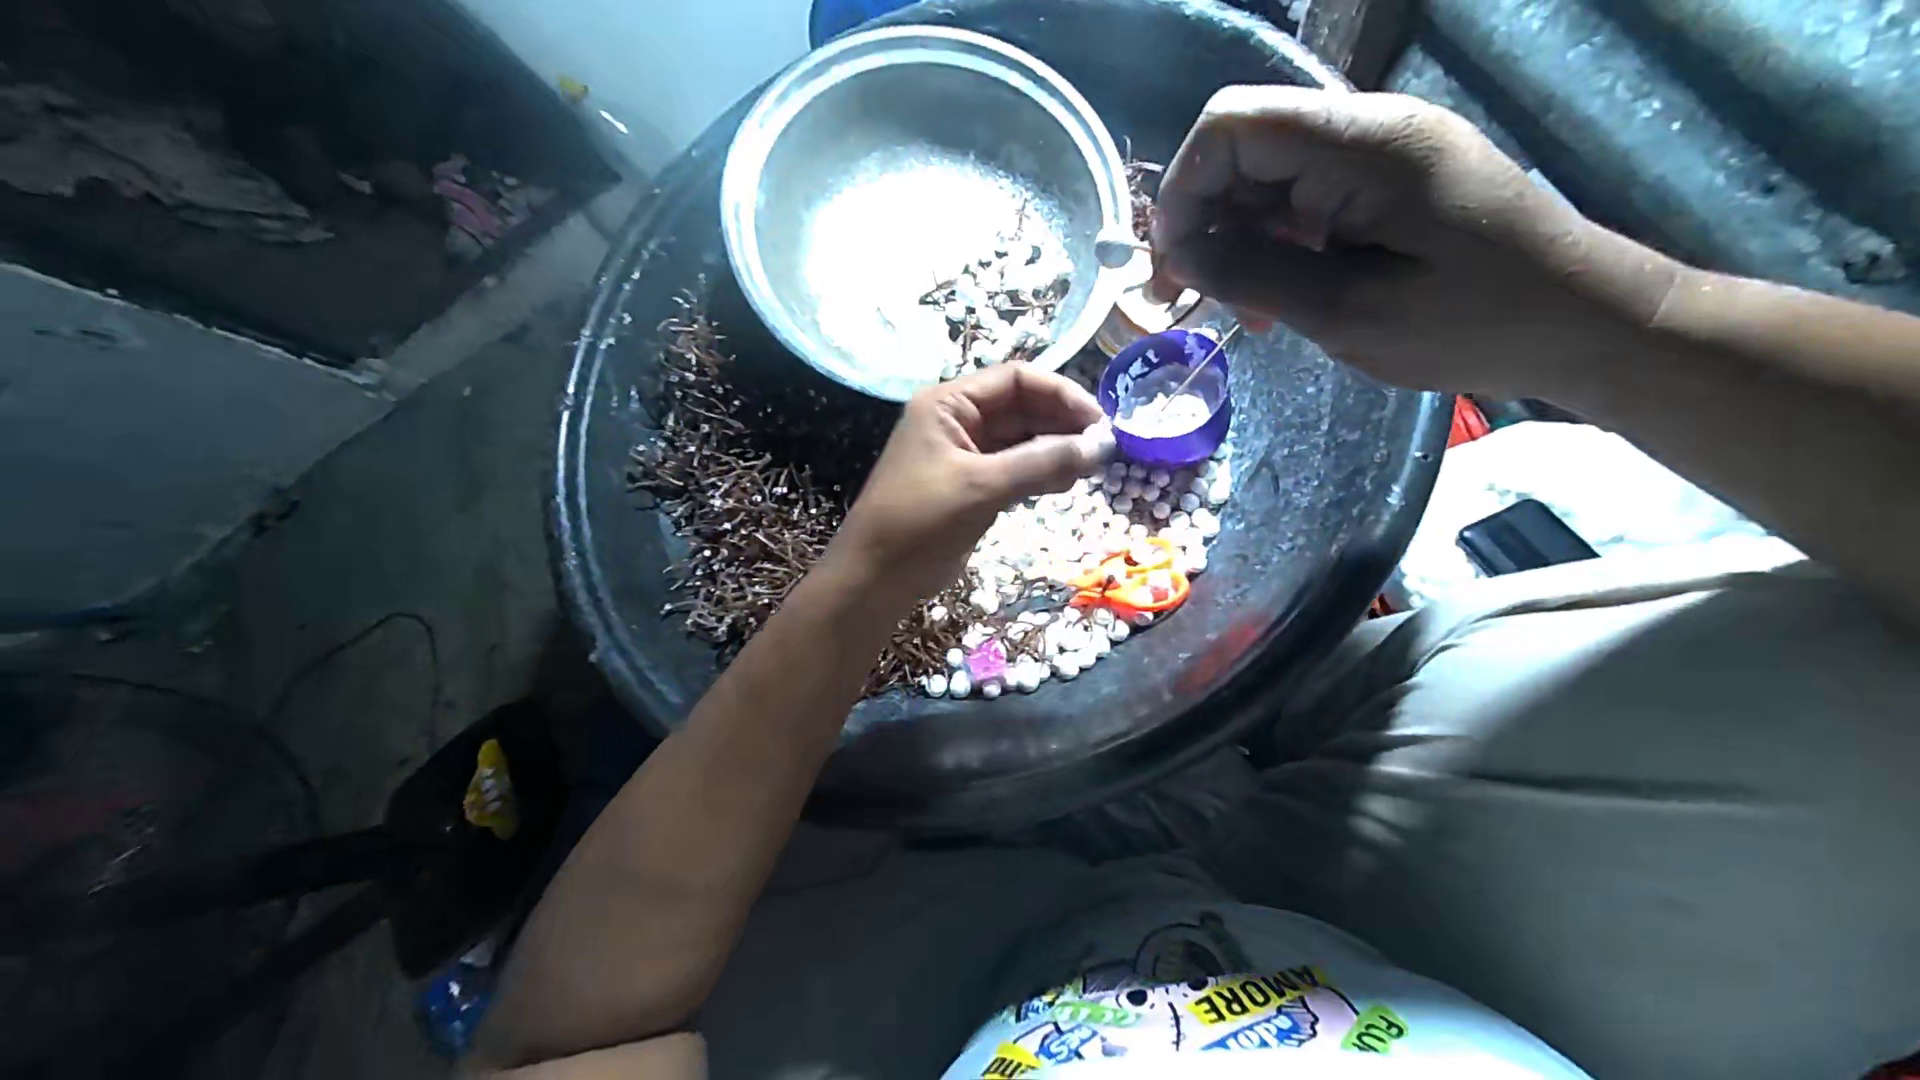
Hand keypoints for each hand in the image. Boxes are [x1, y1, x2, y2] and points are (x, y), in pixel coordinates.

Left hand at [828, 365, 1110, 604]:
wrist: (876, 577)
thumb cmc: (920, 522)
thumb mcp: (982, 487)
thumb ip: (1041, 463)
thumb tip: (1100, 446)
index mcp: (949, 404)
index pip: (1015, 379)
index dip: (1061, 394)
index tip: (1099, 422)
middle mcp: (958, 421)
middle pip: (1022, 407)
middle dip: (1063, 424)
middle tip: (1102, 450)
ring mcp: (965, 455)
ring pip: (1022, 440)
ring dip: (1056, 450)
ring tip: (1088, 470)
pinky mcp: (973, 486)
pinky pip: (1016, 468)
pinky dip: (1041, 473)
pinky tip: (1065, 485)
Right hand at [1148, 86, 1678, 399]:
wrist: (1579, 323)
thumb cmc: (1471, 324)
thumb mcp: (1347, 311)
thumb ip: (1254, 273)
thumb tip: (1180, 252)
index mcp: (1362, 144)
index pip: (1230, 125)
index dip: (1182, 192)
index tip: (1174, 267)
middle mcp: (1365, 130)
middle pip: (1240, 151)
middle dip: (1200, 224)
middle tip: (1187, 299)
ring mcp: (1375, 156)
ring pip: (1262, 182)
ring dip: (1233, 244)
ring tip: (1240, 311)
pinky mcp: (1382, 185)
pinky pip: (1298, 203)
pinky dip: (1270, 249)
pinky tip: (1274, 299)